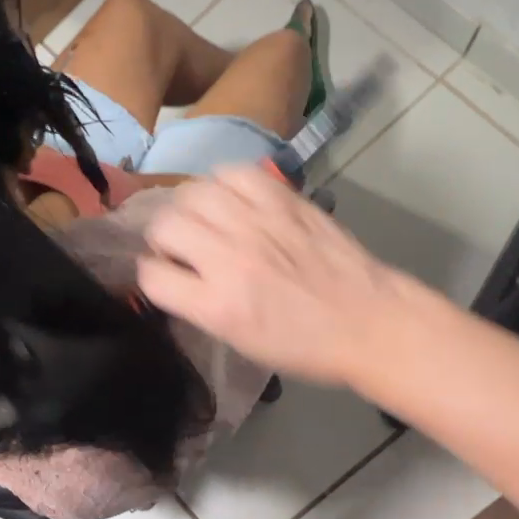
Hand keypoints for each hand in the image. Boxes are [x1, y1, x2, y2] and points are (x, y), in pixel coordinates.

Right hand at [137, 164, 445, 384]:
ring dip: (188, 208)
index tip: (164, 278)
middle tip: (180, 248)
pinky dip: (222, 184)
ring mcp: (258, 223)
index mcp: (217, 306)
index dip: (151, 276)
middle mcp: (230, 259)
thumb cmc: (303, 346)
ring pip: (192, 193)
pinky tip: (230, 201)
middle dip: (163, 239)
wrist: (367, 321)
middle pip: (165, 226)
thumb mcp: (238, 342)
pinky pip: (232, 173)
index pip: (152, 275)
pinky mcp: (282, 200)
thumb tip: (175, 280)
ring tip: (203, 222)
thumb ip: (200, 308)